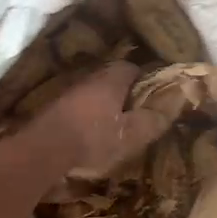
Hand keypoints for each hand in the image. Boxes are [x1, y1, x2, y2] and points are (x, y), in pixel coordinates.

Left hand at [30, 61, 170, 177]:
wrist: (44, 149)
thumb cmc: (92, 138)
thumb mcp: (130, 135)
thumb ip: (152, 120)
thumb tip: (171, 107)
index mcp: (111, 79)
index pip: (132, 68)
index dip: (145, 81)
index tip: (153, 98)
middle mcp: (89, 78)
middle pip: (112, 80)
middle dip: (124, 94)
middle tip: (135, 114)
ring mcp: (69, 92)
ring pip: (94, 93)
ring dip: (104, 106)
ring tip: (114, 126)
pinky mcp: (55, 108)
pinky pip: (79, 107)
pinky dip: (88, 116)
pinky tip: (91, 133)